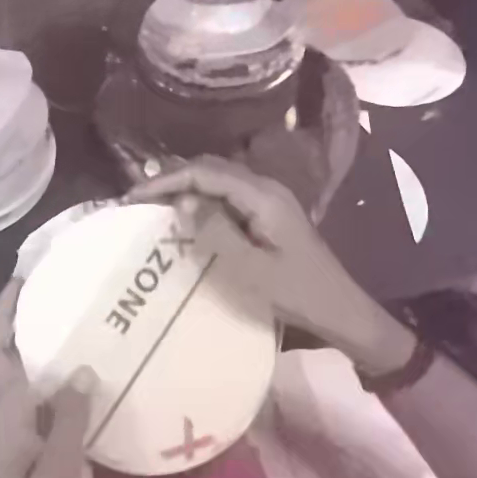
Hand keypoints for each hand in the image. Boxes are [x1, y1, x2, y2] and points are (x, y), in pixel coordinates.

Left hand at [0, 280, 98, 477]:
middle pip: (6, 357)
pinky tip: (93, 372)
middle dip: (23, 321)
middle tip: (57, 292)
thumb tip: (79, 367)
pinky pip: (52, 401)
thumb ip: (69, 418)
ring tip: (78, 320)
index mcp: (4, 418)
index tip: (23, 278)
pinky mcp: (47, 450)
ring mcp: (28, 435)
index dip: (1, 313)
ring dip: (44, 347)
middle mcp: (10, 419)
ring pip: (29, 377)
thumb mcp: (59, 471)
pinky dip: (65, 378)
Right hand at [128, 156, 416, 374]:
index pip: (205, 172)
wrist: (340, 309)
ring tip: (154, 203)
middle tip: (138, 199)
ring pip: (217, 178)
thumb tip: (181, 202)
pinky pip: (227, 193)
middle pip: (210, 168)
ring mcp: (268, 198)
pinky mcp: (267, 211)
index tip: (135, 196)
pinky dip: (201, 197)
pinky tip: (185, 213)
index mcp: (261, 196)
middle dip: (172, 178)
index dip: (167, 180)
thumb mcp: (249, 268)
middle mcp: (265, 187)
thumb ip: (214, 230)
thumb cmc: (296, 292)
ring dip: (185, 186)